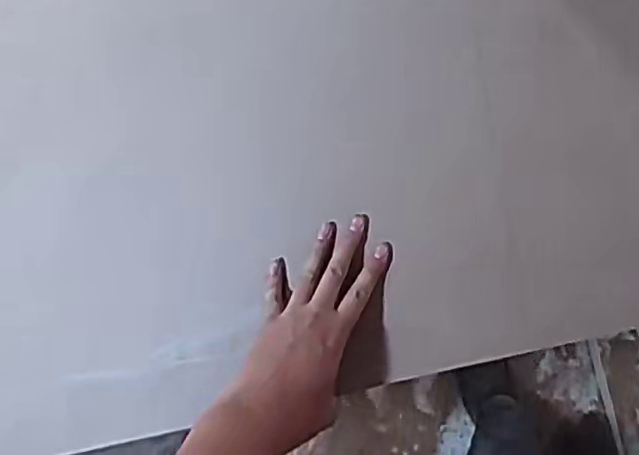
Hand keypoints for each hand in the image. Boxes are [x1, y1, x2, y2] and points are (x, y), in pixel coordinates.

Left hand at [182, 216, 392, 454]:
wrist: (256, 415)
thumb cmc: (292, 413)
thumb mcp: (326, 404)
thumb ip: (330, 387)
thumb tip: (326, 393)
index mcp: (335, 335)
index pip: (361, 293)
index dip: (374, 269)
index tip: (381, 250)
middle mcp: (315, 317)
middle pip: (337, 271)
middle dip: (350, 244)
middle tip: (357, 223)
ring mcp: (291, 315)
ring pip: (310, 273)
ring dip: (320, 249)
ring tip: (327, 229)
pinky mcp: (269, 322)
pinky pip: (274, 294)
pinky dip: (276, 278)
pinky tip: (277, 263)